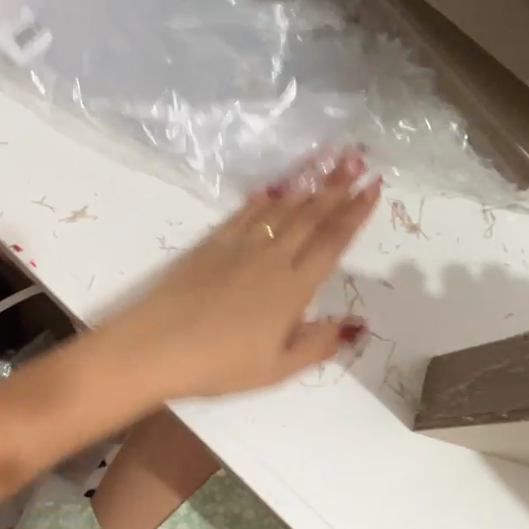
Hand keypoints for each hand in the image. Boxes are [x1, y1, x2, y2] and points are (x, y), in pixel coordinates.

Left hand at [93, 152, 380, 401]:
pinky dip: (261, 199)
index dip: (355, 213)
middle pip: (310, 216)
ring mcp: (237, 248)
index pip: (332, 242)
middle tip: (358, 159)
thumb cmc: (218, 365)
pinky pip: (243, 215)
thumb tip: (359, 325)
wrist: (155, 347)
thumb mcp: (276, 368)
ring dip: (306, 184)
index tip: (373, 186)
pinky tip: (272, 189)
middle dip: (337, 186)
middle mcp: (270, 259)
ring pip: (279, 209)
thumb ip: (319, 344)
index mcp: (293, 288)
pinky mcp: (208, 246)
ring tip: (326, 161)